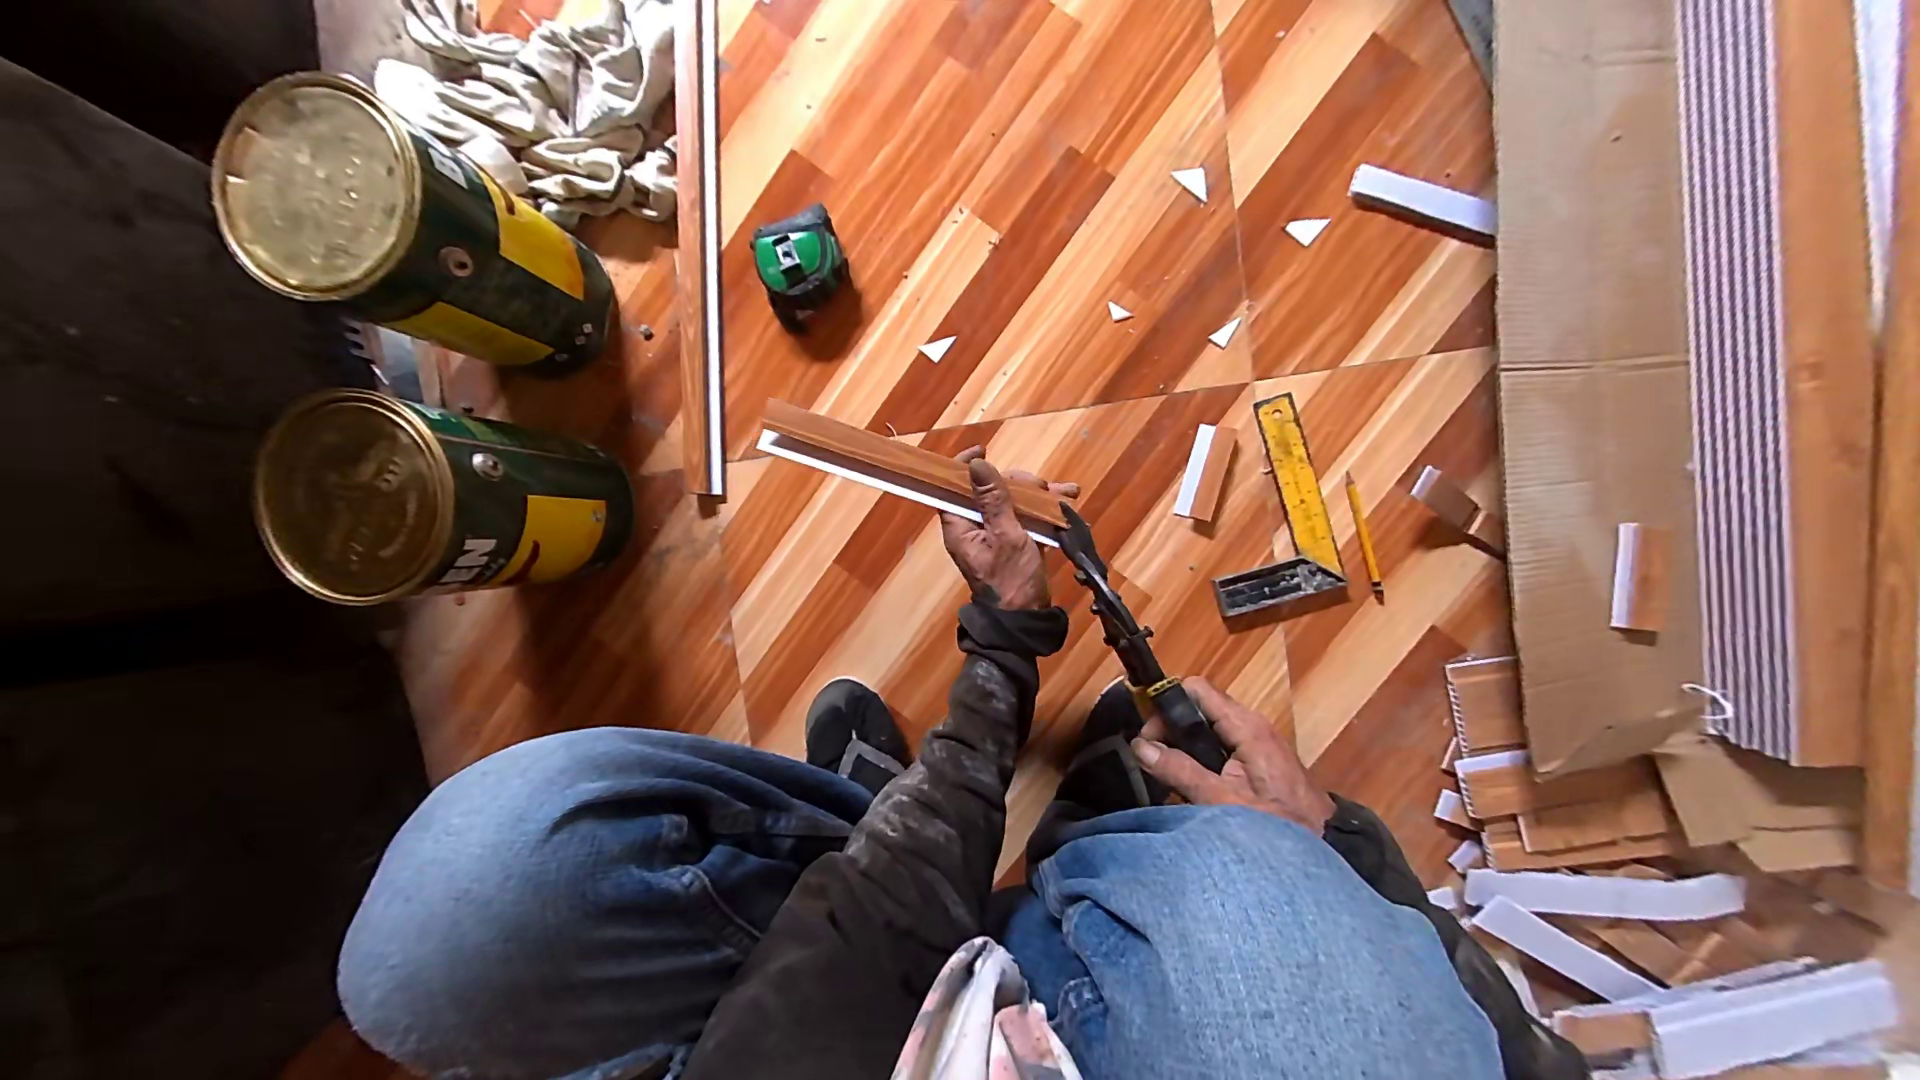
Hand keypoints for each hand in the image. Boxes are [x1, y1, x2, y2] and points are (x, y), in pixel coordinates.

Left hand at [938, 447, 1078, 610]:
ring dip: (1037, 493)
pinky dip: (1043, 507)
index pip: (952, 486)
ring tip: (1061, 494)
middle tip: (1039, 488)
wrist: (1027, 618)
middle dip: (1017, 483)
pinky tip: (1066, 498)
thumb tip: (978, 465)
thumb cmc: (1011, 580)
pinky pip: (1025, 514)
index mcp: (960, 525)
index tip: (983, 451)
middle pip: (988, 489)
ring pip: (1010, 499)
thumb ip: (993, 500)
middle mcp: (973, 526)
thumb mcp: (1005, 535)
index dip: (965, 466)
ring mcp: (994, 532)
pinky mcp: (1012, 539)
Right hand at [1132, 676, 1335, 831]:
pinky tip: (1192, 783)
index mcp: (1245, 726)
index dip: (1167, 703)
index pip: (1196, 689)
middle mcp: (1251, 724)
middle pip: (1198, 707)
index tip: (1149, 735)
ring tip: (1167, 774)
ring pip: (1207, 727)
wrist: (1330, 852)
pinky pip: (1220, 744)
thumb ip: (1180, 771)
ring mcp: (1257, 741)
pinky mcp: (1259, 758)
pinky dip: (1200, 756)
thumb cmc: (1278, 826)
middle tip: (1152, 759)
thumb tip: (1140, 747)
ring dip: (1183, 745)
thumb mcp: (1222, 801)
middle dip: (1170, 728)